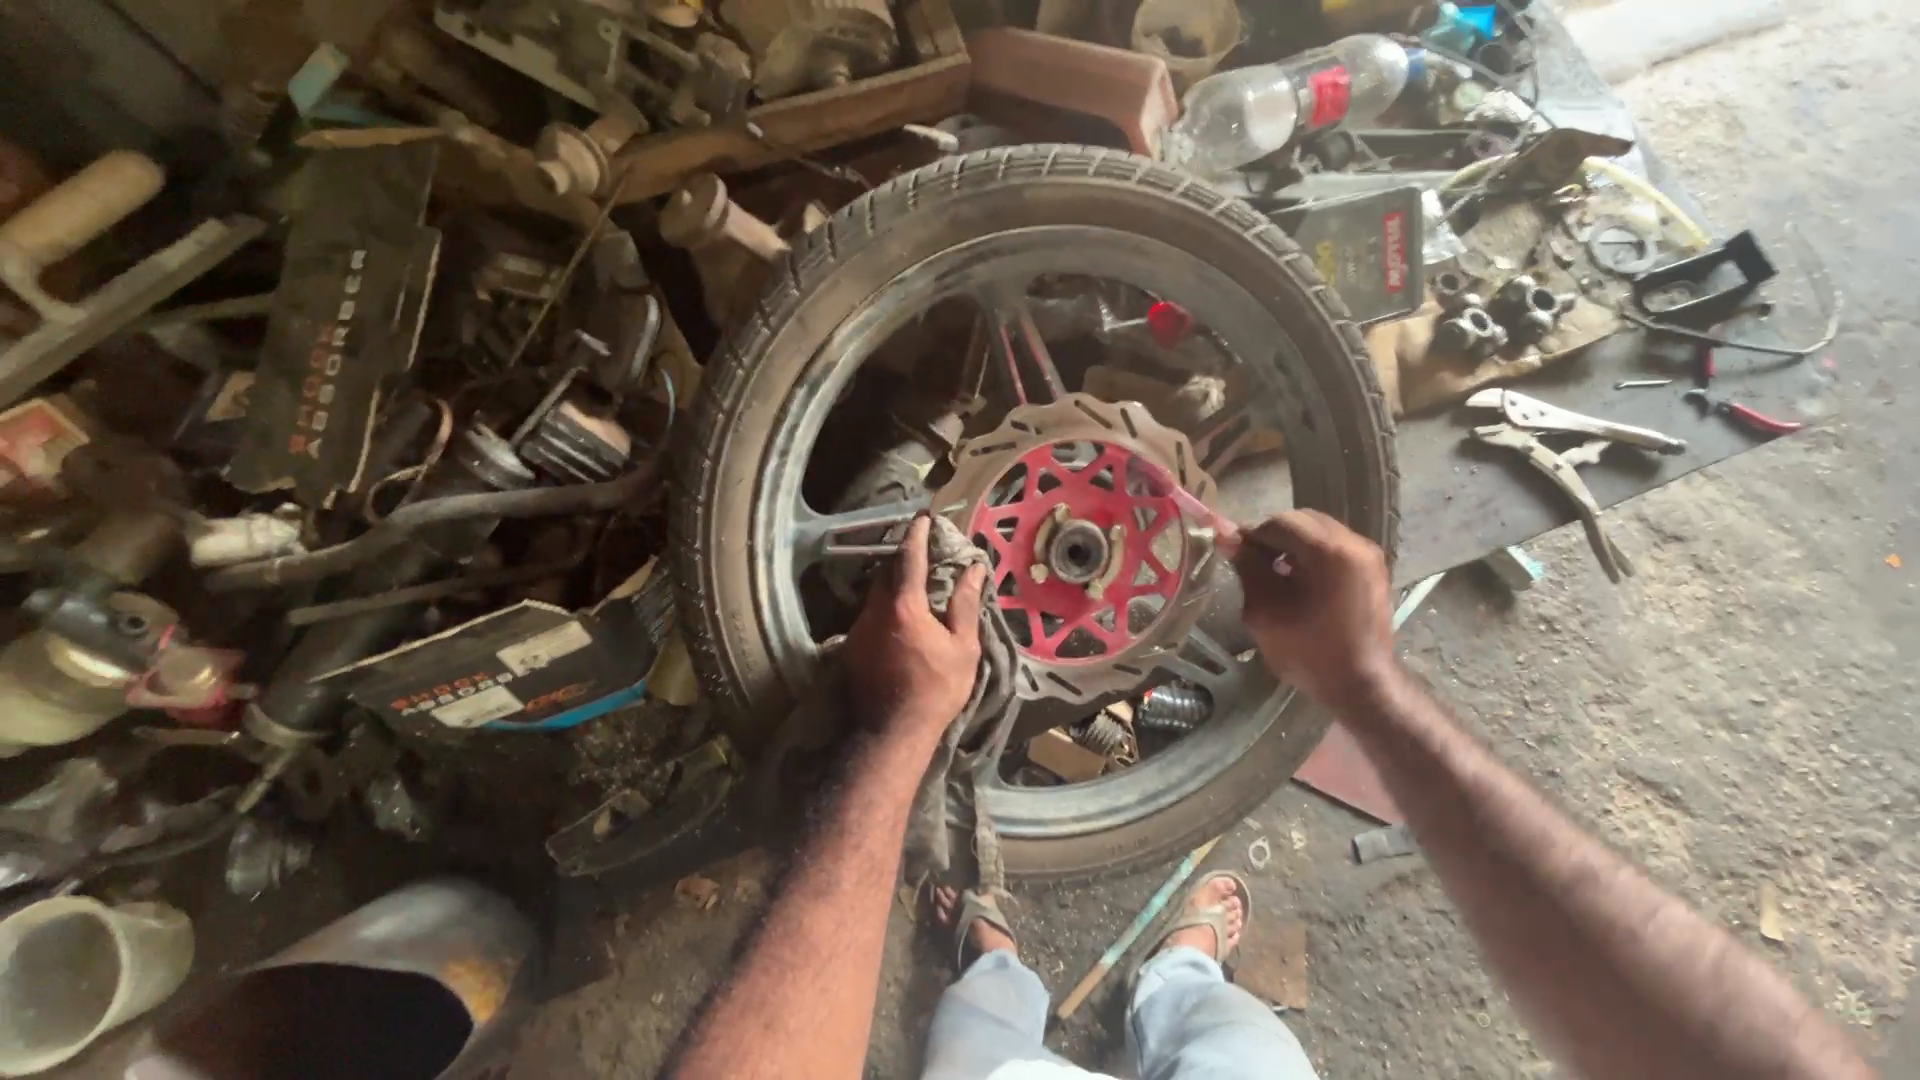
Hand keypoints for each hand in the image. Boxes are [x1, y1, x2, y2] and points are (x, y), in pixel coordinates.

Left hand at [844, 516, 988, 740]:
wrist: (890, 733)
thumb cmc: (935, 690)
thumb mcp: (962, 648)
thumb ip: (965, 605)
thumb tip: (975, 570)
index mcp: (904, 605)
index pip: (909, 557)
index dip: (917, 534)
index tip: (924, 518)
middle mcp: (874, 609)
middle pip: (886, 570)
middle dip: (903, 555)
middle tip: (921, 548)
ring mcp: (859, 628)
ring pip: (876, 593)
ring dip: (893, 583)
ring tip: (914, 582)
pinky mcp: (851, 647)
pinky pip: (870, 614)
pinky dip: (886, 606)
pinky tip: (900, 617)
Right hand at [1235, 509, 1395, 708]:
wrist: (1360, 683)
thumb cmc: (1307, 650)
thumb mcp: (1265, 609)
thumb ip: (1247, 566)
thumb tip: (1226, 536)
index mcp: (1328, 551)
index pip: (1280, 522)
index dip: (1252, 534)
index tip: (1234, 554)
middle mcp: (1354, 543)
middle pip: (1303, 520)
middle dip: (1274, 536)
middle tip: (1253, 563)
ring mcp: (1369, 556)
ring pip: (1320, 531)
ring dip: (1293, 544)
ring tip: (1276, 572)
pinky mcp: (1374, 570)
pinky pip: (1336, 546)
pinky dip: (1313, 554)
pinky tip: (1300, 580)